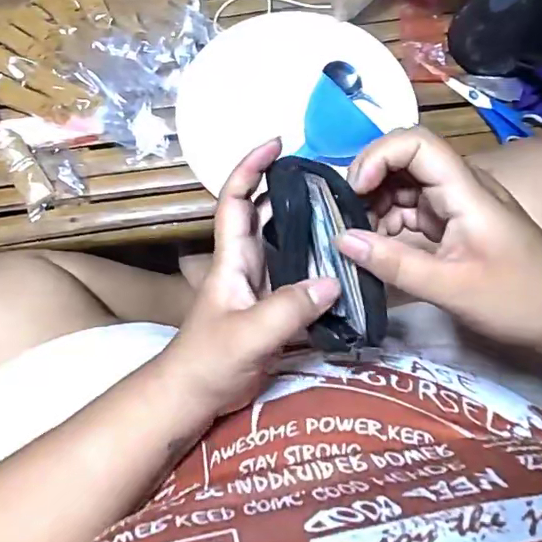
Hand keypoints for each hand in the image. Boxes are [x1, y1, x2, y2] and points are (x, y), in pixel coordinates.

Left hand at [157, 138, 339, 415]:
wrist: (194, 397)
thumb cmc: (207, 361)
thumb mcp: (246, 335)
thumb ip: (287, 310)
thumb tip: (332, 281)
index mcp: (232, 257)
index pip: (236, 199)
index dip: (251, 167)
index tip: (276, 143)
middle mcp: (247, 262)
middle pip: (267, 213)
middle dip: (291, 189)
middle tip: (332, 178)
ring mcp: (262, 284)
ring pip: (287, 242)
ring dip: (311, 224)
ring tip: (348, 212)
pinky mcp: (275, 307)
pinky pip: (301, 275)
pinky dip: (321, 263)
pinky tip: (347, 262)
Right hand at [333, 127, 541, 356]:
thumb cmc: (519, 300)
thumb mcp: (451, 288)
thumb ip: (394, 264)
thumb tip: (341, 239)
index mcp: (466, 189)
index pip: (416, 142)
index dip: (378, 156)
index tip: (355, 190)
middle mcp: (460, 185)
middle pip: (404, 160)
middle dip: (370, 185)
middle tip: (346, 220)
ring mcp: (457, 203)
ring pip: (404, 186)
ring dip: (377, 208)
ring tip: (359, 241)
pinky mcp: (455, 222)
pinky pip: (413, 211)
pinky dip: (391, 225)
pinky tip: (379, 249)